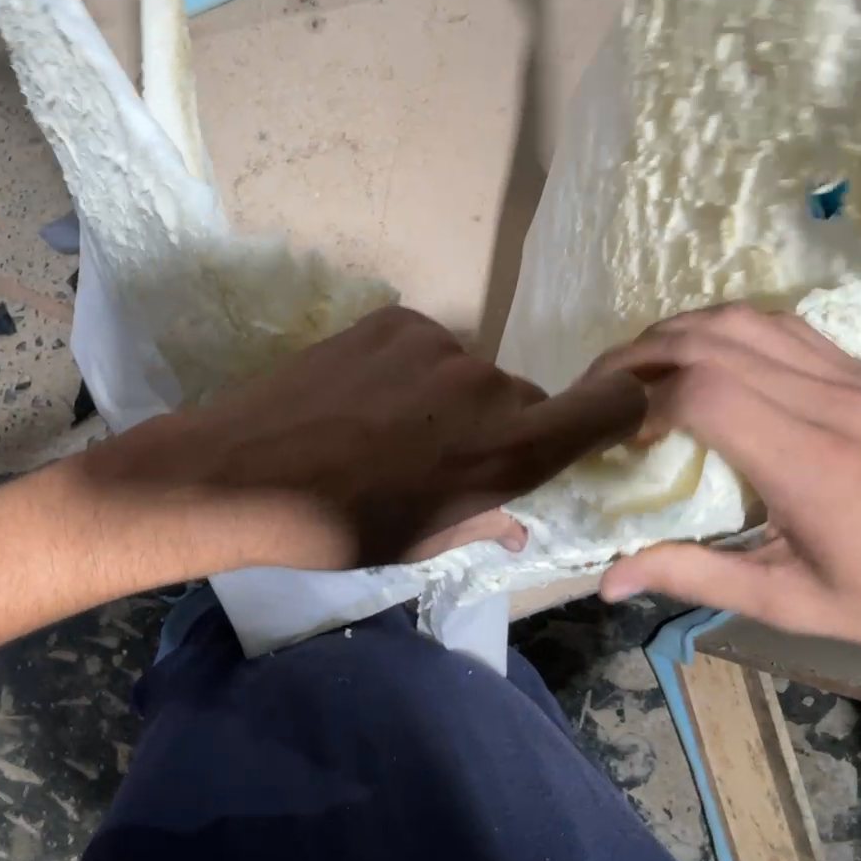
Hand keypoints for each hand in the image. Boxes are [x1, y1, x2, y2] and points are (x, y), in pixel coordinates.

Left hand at [79, 305, 648, 569]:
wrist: (243, 471)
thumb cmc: (338, 527)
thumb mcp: (421, 542)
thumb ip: (483, 518)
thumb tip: (517, 521)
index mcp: (509, 449)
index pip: (612, 406)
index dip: (616, 412)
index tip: (589, 428)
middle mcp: (488, 385)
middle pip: (523, 395)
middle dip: (498, 424)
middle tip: (438, 454)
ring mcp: (438, 344)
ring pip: (468, 372)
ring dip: (447, 397)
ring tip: (384, 426)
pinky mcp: (392, 318)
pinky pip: (424, 347)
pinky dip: (408, 370)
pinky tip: (360, 396)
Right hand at [593, 305, 860, 718]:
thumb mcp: (791, 604)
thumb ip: (692, 577)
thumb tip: (606, 581)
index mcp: (813, 467)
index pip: (702, 394)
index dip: (638, 403)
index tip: (611, 437)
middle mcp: (830, 405)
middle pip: (707, 343)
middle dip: (633, 359)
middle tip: (593, 395)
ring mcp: (851, 379)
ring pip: (738, 320)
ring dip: (670, 335)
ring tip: (633, 371)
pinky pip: (776, 323)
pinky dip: (718, 328)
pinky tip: (696, 357)